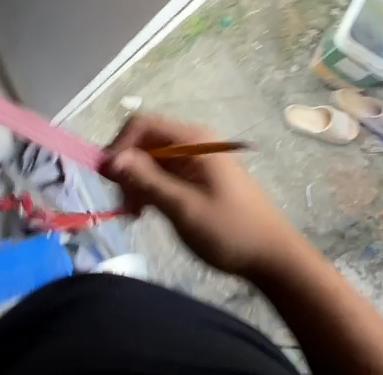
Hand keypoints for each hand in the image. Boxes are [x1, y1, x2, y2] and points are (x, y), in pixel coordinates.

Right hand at [100, 113, 305, 279]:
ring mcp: (195, 158)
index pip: (142, 124)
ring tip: (134, 213)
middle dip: (126, 168)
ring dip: (136, 181)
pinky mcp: (196, 176)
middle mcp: (192, 141)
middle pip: (144, 141)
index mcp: (193, 139)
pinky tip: (146, 211)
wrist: (275, 258)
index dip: (119, 146)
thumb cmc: (231, 230)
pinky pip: (162, 172)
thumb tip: (110, 160)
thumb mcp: (184, 208)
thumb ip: (147, 180)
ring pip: (150, 158)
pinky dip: (149, 188)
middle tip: (121, 203)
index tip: (108, 179)